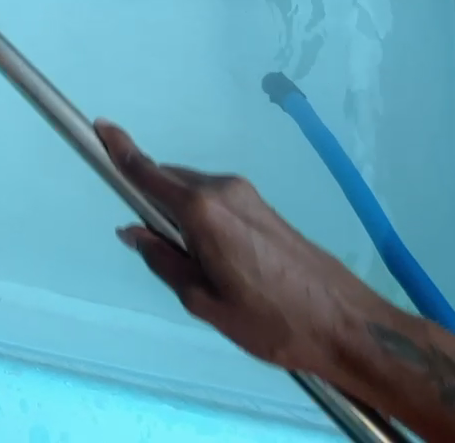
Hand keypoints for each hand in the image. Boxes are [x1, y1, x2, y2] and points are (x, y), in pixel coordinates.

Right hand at [95, 121, 392, 377]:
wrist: (354, 330)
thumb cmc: (272, 321)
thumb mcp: (204, 301)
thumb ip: (162, 260)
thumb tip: (134, 232)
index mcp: (199, 211)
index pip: (146, 172)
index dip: (120, 148)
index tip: (100, 126)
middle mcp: (220, 191)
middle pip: (167, 180)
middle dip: (153, 200)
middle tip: (162, 245)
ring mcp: (246, 195)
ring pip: (191, 191)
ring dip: (180, 211)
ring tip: (203, 262)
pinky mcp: (263, 207)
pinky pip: (214, 200)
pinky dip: (203, 216)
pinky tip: (224, 257)